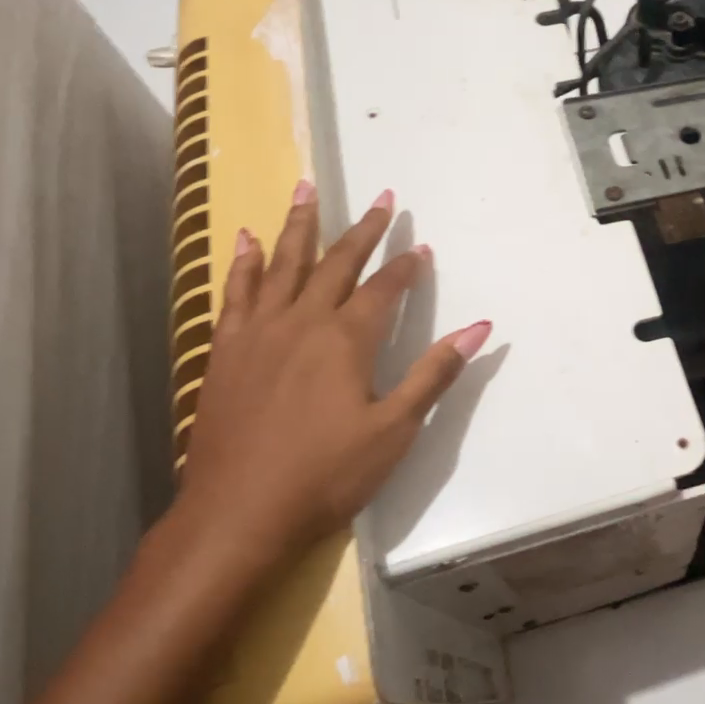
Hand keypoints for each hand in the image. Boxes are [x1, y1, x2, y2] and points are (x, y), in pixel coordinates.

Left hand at [177, 181, 490, 549]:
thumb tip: (479, 327)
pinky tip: (246, 241)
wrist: (237, 514)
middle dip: (363, 230)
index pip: (384, 289)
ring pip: (282, 265)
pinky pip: (235, 293)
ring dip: (299, 225)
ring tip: (306, 189)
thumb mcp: (394, 430)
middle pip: (336, 264)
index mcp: (346, 340)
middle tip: (382, 198)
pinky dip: (243, 263)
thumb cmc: (326, 476)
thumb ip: (434, 373)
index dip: (406, 267)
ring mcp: (258, 333)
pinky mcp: (225, 352)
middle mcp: (301, 322)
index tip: (422, 246)